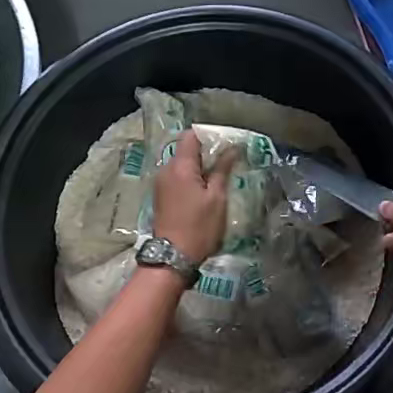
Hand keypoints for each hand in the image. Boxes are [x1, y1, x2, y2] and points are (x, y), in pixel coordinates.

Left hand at [152, 130, 237, 263]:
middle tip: (228, 161)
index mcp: (180, 166)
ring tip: (219, 177)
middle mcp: (166, 170)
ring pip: (181, 164)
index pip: (191, 136)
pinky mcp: (160, 196)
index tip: (227, 144)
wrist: (172, 257)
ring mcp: (161, 183)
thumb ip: (222, 169)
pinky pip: (177, 177)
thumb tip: (232, 148)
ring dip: (199, 167)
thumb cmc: (199, 227)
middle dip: (207, 152)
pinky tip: (205, 190)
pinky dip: (191, 178)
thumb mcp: (217, 198)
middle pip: (186, 149)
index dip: (210, 135)